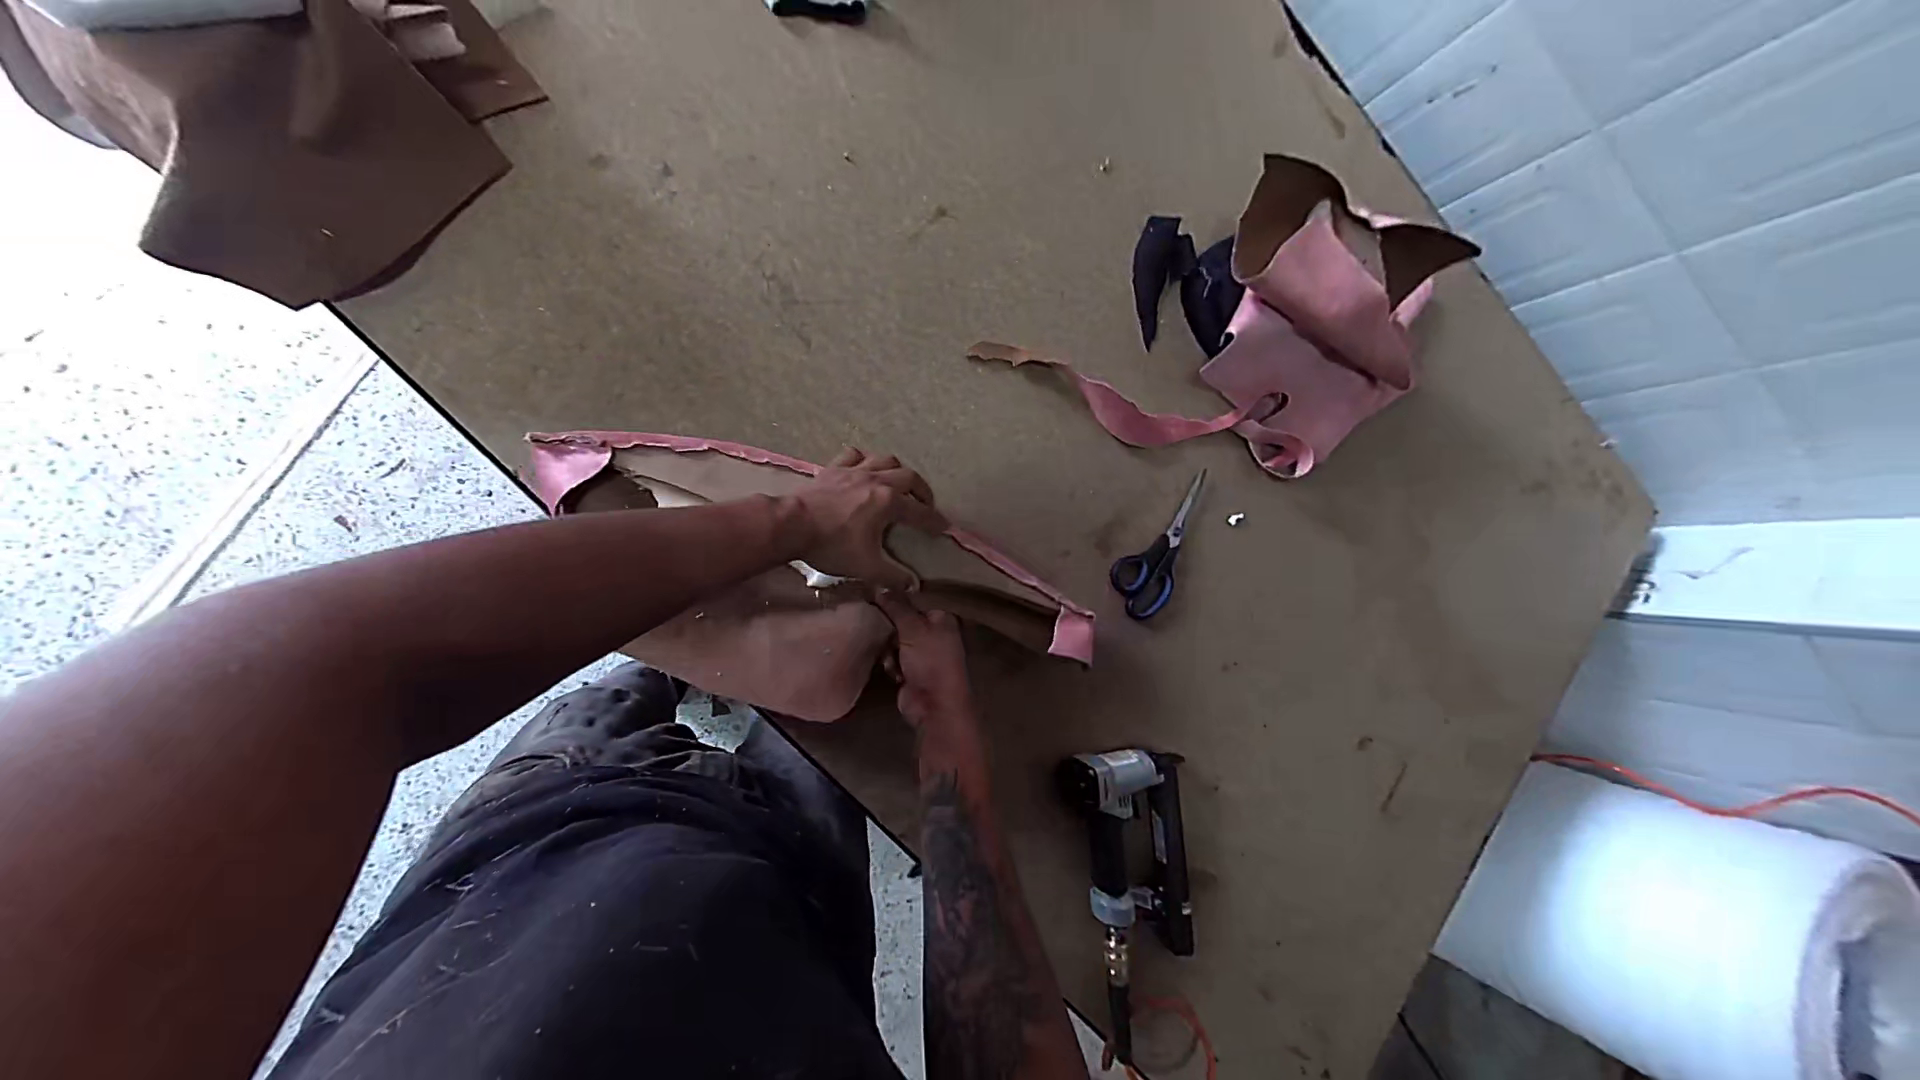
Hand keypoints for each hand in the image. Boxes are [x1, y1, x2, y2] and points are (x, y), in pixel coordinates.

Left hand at [789, 448, 948, 590]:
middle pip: (909, 477)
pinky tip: (864, 469)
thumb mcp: (867, 567)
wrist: (791, 525)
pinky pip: (854, 455)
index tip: (943, 528)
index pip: (920, 512)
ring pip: (885, 460)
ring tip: (898, 484)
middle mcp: (876, 481)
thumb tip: (913, 585)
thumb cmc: (832, 546)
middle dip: (922, 491)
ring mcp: (854, 471)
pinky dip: (864, 460)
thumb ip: (893, 577)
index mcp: (889, 502)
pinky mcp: (833, 469)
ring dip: (897, 471)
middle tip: (925, 504)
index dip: (934, 521)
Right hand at [874, 590, 974, 728]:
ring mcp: (922, 654)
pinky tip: (892, 671)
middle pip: (903, 620)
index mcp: (942, 618)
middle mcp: (934, 633)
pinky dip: (890, 663)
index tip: (874, 595)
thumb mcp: (914, 628)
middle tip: (874, 623)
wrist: (934, 705)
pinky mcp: (910, 671)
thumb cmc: (931, 661)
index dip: (896, 598)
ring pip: (894, 640)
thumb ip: (897, 606)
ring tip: (890, 655)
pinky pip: (892, 658)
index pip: (915, 600)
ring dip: (888, 648)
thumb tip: (880, 586)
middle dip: (890, 626)